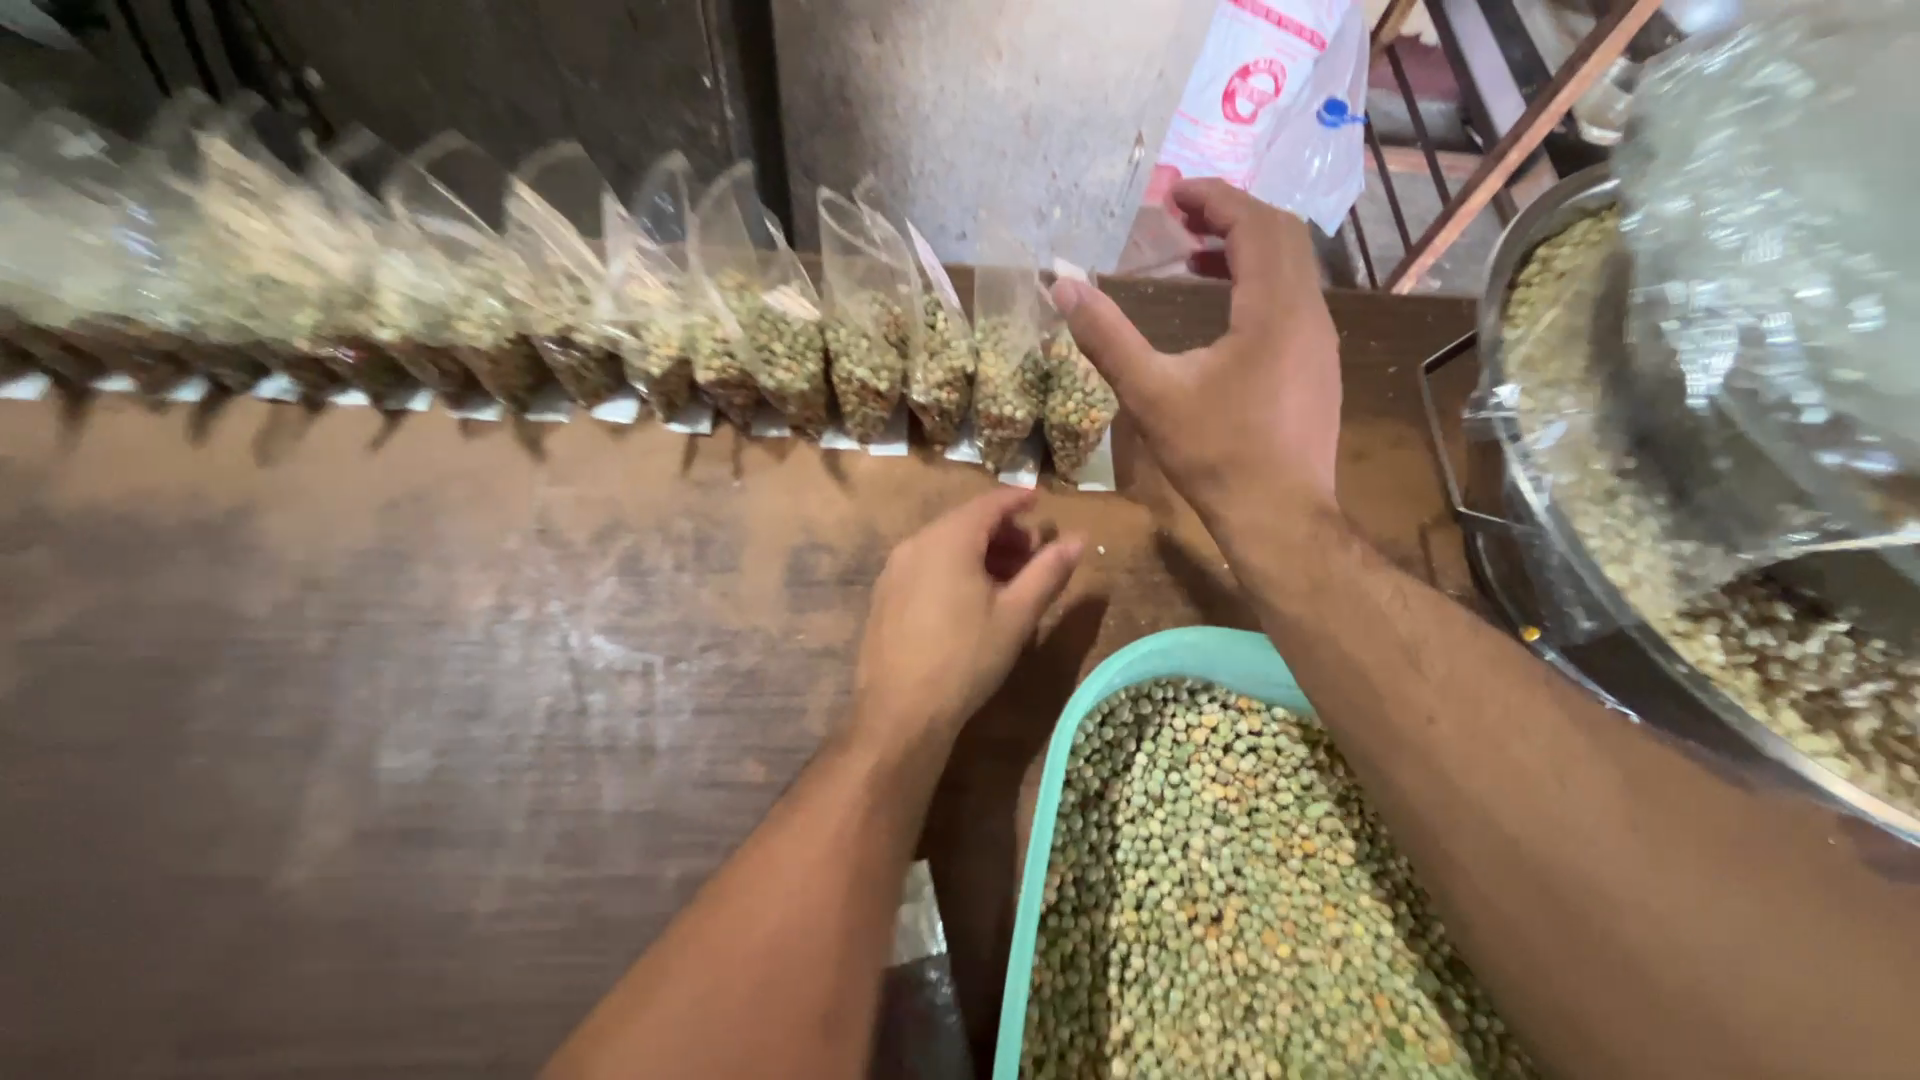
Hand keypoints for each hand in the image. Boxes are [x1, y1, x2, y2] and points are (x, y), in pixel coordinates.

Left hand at [850, 489, 1082, 756]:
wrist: (900, 711)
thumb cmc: (966, 659)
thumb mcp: (1017, 615)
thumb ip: (1048, 571)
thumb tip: (1078, 538)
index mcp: (948, 540)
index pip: (989, 504)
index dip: (1018, 499)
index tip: (1041, 500)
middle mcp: (915, 544)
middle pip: (965, 522)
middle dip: (1003, 532)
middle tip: (1033, 553)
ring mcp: (894, 571)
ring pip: (944, 545)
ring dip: (980, 552)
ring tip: (1009, 580)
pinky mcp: (884, 597)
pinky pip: (926, 566)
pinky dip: (954, 568)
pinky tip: (972, 599)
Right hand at [1050, 178, 1340, 528]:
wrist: (1280, 516)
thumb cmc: (1215, 454)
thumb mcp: (1150, 394)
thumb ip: (1106, 337)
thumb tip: (1063, 286)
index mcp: (1274, 309)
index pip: (1255, 224)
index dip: (1215, 198)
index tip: (1174, 195)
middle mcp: (1309, 313)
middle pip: (1282, 236)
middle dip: (1233, 216)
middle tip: (1183, 219)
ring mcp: (1321, 342)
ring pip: (1293, 270)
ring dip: (1248, 252)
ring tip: (1196, 259)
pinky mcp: (1319, 368)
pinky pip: (1294, 302)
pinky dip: (1260, 286)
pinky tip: (1225, 316)